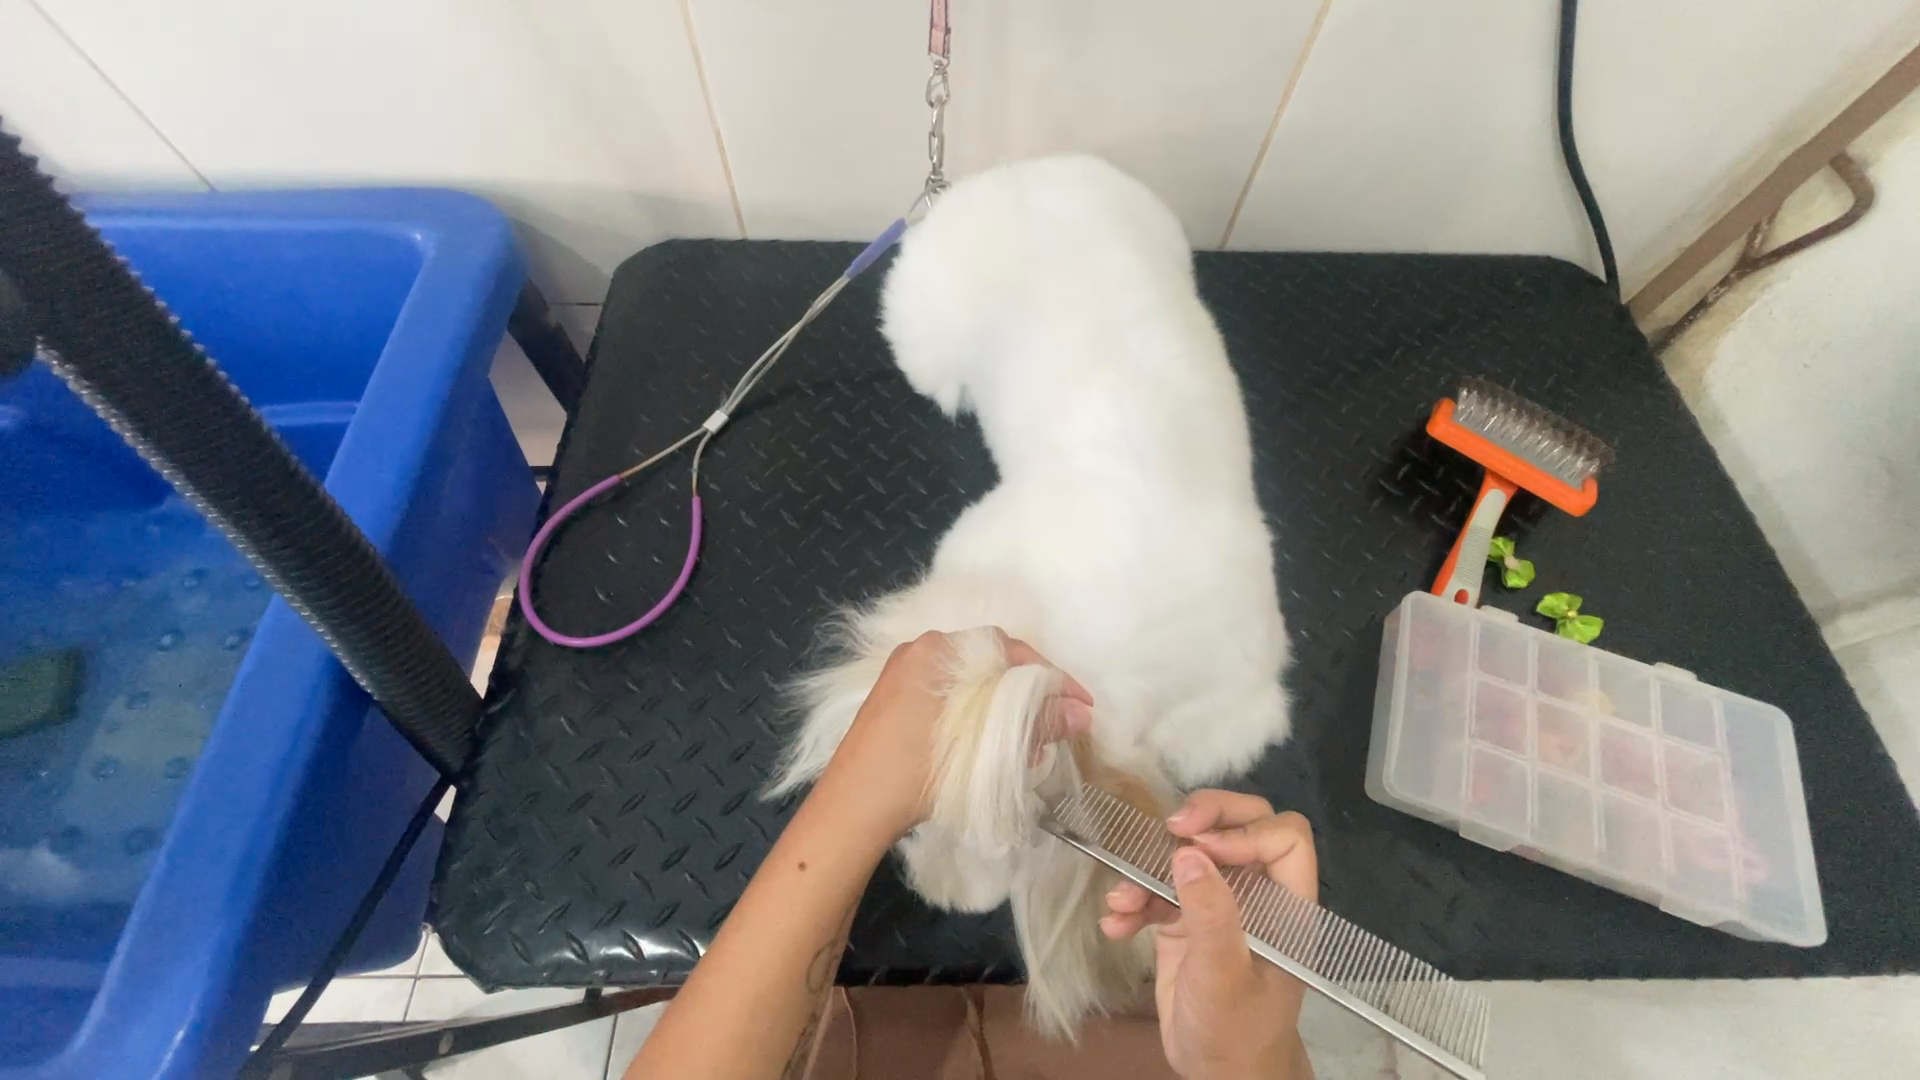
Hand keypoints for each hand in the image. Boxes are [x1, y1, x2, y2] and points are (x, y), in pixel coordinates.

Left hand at [817, 628, 1093, 842]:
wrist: (852, 807)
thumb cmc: (916, 771)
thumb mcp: (983, 748)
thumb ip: (1035, 722)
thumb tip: (1082, 713)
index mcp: (939, 650)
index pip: (1010, 649)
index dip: (1050, 676)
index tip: (1078, 706)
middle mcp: (921, 652)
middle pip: (992, 664)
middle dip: (1028, 697)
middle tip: (1050, 733)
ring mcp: (906, 675)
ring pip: (973, 682)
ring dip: (1004, 709)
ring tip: (1024, 749)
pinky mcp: (897, 699)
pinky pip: (950, 695)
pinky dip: (977, 714)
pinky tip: (990, 747)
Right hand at [1100, 791, 1318, 1079]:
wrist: (1216, 1077)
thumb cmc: (1236, 1033)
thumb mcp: (1224, 976)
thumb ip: (1211, 916)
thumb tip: (1188, 853)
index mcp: (1284, 904)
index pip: (1283, 837)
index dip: (1246, 830)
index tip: (1203, 848)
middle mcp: (1254, 892)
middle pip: (1239, 823)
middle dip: (1201, 819)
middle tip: (1170, 828)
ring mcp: (1217, 901)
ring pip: (1189, 851)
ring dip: (1149, 868)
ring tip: (1124, 901)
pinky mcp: (1183, 917)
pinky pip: (1156, 886)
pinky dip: (1133, 900)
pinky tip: (1116, 925)